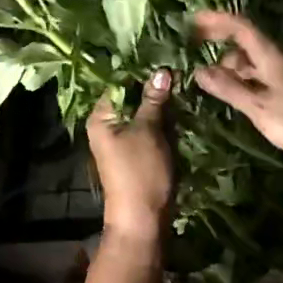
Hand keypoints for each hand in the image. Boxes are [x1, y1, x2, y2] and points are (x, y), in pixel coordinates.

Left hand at [88, 70, 173, 243]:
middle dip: (153, 89)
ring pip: (141, 114)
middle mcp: (105, 124)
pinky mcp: (134, 152)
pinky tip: (179, 113)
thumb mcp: (149, 132)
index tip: (165, 61)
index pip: (119, 83)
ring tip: (182, 89)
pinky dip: (160, 123)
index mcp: (100, 116)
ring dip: (159, 106)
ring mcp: (119, 139)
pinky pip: (146, 129)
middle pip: (130, 98)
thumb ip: (153, 100)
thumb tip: (161, 71)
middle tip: (179, 75)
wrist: (142, 220)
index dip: (141, 73)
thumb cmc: (141, 172)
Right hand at [191, 10, 282, 160]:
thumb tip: (198, 71)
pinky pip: (257, 69)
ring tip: (208, 74)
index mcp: (270, 55)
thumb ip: (227, 87)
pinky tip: (229, 87)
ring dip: (228, 60)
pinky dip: (239, 73)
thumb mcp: (256, 106)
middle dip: (219, 37)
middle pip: (245, 38)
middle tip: (193, 42)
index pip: (241, 26)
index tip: (193, 20)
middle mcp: (278, 56)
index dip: (216, 20)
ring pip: (250, 56)